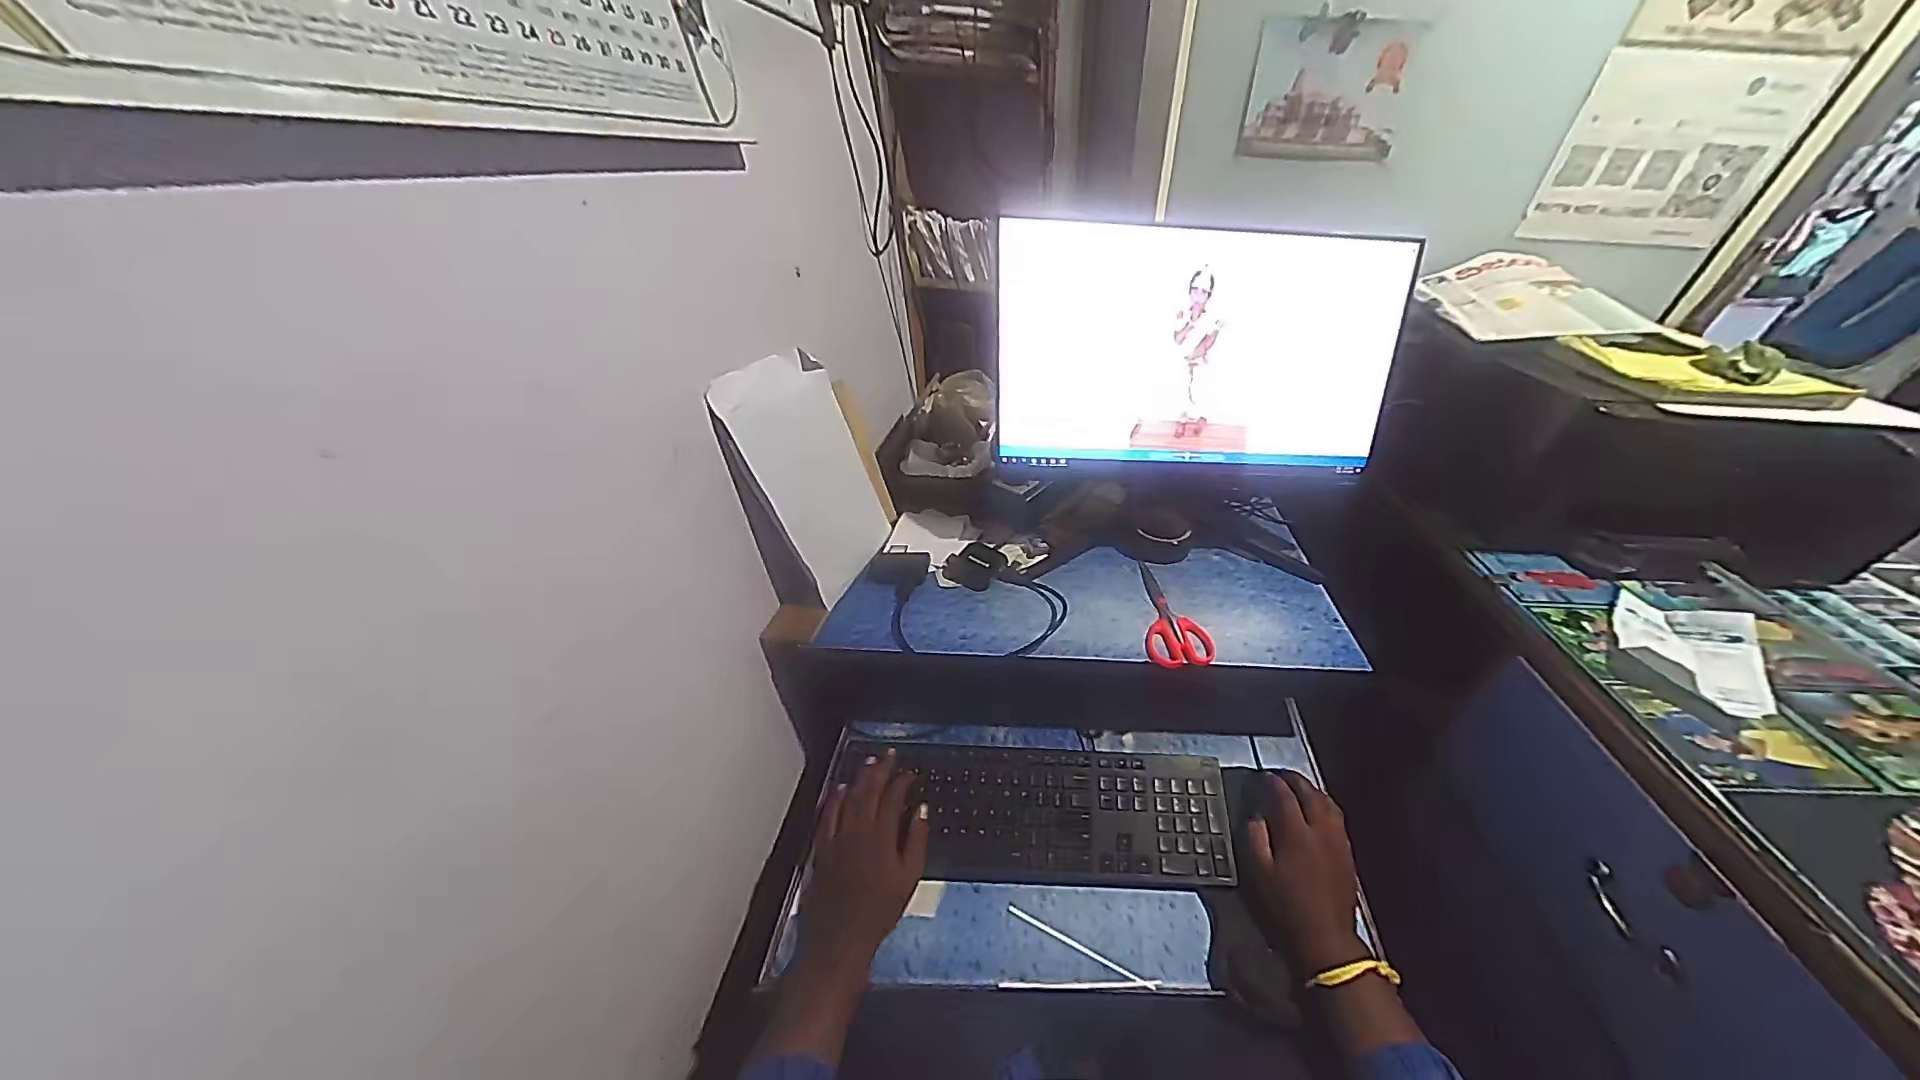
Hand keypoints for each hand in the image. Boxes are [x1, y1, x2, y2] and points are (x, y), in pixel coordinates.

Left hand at [747, 751, 926, 1070]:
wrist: (840, 938)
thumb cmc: (879, 911)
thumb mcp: (909, 877)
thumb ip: (916, 839)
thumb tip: (920, 811)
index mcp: (881, 837)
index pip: (892, 798)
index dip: (901, 781)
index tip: (909, 773)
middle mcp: (857, 831)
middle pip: (868, 791)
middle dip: (880, 770)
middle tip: (888, 755)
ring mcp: (836, 838)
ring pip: (847, 798)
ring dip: (859, 778)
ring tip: (868, 764)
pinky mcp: (821, 848)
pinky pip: (827, 814)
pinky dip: (834, 798)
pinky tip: (839, 788)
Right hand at [1244, 772, 1430, 1059]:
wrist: (1324, 941)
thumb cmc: (1284, 907)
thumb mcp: (1257, 872)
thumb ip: (1254, 836)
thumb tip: (1257, 815)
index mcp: (1296, 833)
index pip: (1283, 795)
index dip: (1271, 782)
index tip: (1261, 777)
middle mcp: (1321, 831)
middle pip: (1309, 793)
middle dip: (1293, 780)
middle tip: (1277, 775)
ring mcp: (1338, 842)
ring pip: (1327, 803)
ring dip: (1311, 790)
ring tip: (1297, 787)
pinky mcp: (1347, 855)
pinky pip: (1336, 818)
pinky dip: (1324, 805)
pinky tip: (1316, 810)